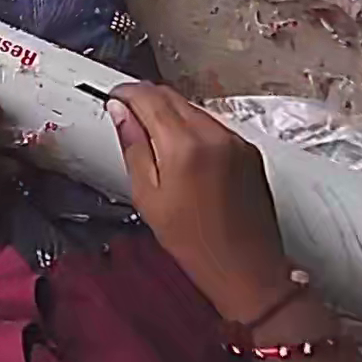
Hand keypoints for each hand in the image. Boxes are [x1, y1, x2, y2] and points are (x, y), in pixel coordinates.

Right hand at [106, 83, 290, 319]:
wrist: (246, 269)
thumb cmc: (193, 240)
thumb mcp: (147, 194)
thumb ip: (132, 145)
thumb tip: (119, 111)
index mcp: (184, 145)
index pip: (149, 97)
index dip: (126, 92)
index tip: (113, 97)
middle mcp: (214, 135)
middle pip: (171, 95)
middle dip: (144, 97)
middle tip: (125, 112)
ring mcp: (235, 141)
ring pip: (191, 106)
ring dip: (167, 110)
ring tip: (150, 132)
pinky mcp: (248, 149)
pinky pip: (210, 123)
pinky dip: (189, 124)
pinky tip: (179, 147)